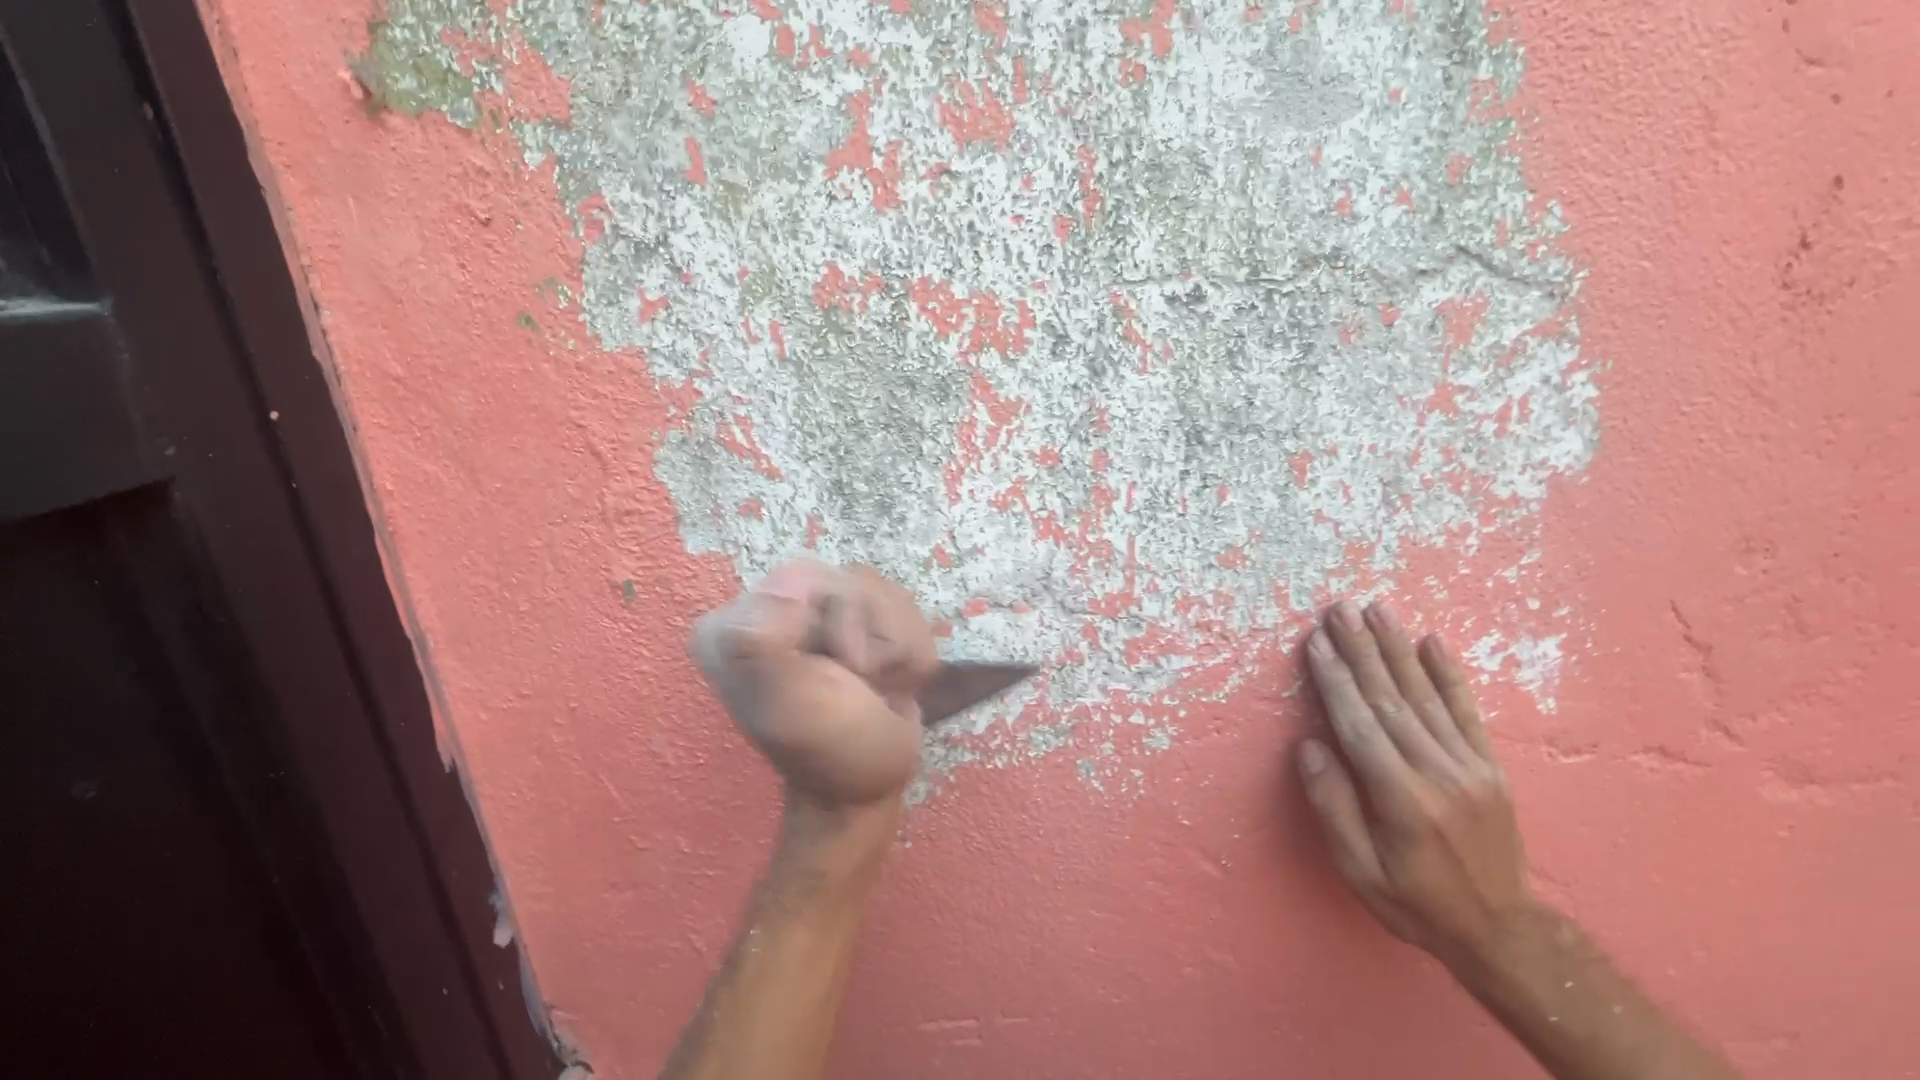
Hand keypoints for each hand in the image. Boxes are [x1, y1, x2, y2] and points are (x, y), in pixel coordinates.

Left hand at [692, 558, 937, 809]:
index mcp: (731, 626)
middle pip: (845, 579)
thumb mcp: (790, 704)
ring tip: (877, 687)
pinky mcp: (850, 621)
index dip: (836, 621)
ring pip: (878, 591)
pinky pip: (899, 605)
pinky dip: (906, 649)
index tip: (833, 672)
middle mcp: (765, 610)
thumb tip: (785, 582)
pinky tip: (890, 681)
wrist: (870, 785)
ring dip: (893, 647)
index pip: (803, 577)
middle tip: (861, 684)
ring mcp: (810, 613)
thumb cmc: (831, 751)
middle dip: (872, 635)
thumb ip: (764, 641)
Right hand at [1297, 599, 1534, 970]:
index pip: (1359, 725)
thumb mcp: (1359, 872)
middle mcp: (1438, 773)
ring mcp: (1469, 766)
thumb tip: (1311, 747)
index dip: (1335, 680)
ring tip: (1375, 610)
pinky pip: (1466, 710)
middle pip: (1391, 699)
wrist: (1501, 929)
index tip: (1317, 642)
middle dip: (1361, 649)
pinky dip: (1447, 673)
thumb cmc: (1415, 903)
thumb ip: (1334, 807)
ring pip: (1425, 695)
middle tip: (1339, 608)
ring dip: (1396, 648)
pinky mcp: (1489, 766)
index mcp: (1402, 799)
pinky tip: (1431, 641)